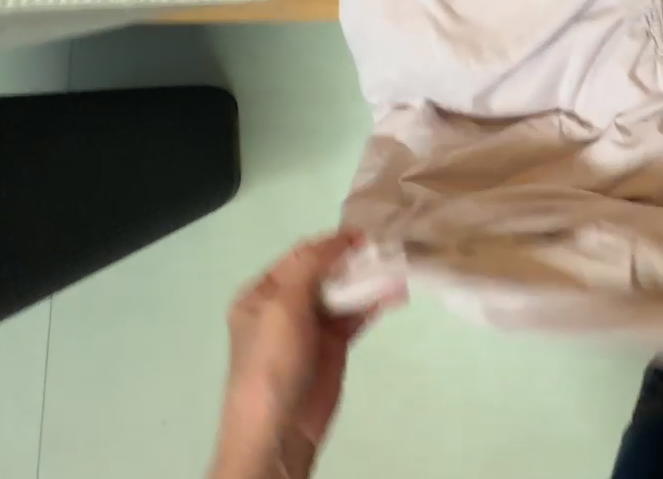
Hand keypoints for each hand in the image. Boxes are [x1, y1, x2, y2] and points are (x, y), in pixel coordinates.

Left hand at [211, 232, 404, 478]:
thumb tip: (343, 237)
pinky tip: (396, 293)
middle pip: (327, 270)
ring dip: (370, 279)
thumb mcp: (283, 305)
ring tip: (398, 268)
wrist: (279, 428)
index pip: (301, 255)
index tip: (365, 234)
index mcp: (263, 293)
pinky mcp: (334, 343)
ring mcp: (311, 324)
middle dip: (355, 260)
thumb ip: (311, 266)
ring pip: (345, 290)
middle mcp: (286, 304)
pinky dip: (376, 301)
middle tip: (387, 249)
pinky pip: (357, 313)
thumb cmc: (272, 361)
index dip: (332, 243)